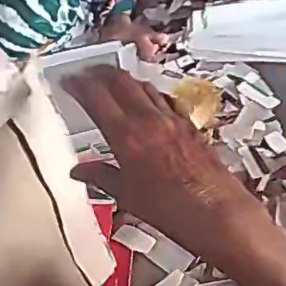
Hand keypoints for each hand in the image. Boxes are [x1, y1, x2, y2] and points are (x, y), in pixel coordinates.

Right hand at [66, 69, 285, 278]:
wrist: (216, 213)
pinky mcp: (189, 126)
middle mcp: (150, 121)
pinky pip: (164, 99)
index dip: (78, 84)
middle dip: (100, 72)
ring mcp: (172, 121)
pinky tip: (149, 100)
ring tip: (113, 81)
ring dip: (124, 79)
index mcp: (128, 136)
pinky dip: (150, 93)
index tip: (69, 80)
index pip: (96, 96)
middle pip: (120, 81)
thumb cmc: (175, 210)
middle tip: (87, 73)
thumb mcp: (127, 196)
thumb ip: (101, 176)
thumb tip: (82, 171)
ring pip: (143, 86)